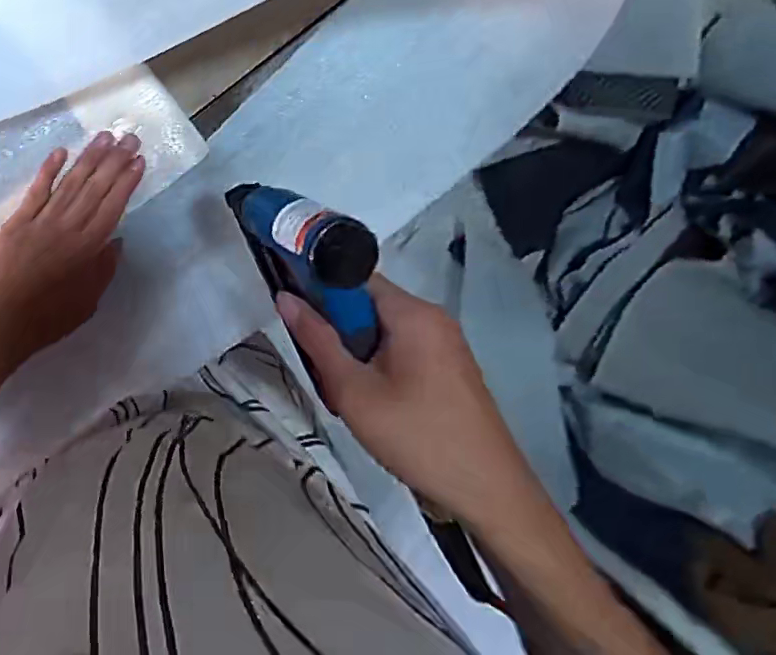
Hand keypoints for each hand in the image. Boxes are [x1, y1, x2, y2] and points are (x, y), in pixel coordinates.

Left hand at [0, 131, 144, 369]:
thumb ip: (104, 269)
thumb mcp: (88, 302)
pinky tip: (61, 151)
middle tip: (129, 138)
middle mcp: (69, 227)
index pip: (113, 205)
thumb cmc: (48, 318)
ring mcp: (42, 221)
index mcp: (88, 247)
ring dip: (89, 158)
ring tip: (104, 137)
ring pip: (71, 183)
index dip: (127, 181)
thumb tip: (117, 240)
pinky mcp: (18, 221)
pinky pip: (37, 190)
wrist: (0, 323)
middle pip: (96, 187)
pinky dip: (49, 169)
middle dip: (115, 160)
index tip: (138, 160)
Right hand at [276, 274, 529, 522]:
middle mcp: (432, 317)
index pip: (354, 277)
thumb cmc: (417, 437)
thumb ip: (317, 340)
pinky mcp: (450, 367)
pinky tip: (373, 403)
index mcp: (413, 312)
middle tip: (325, 373)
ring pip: (382, 331)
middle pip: (367, 305)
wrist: (490, 496)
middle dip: (338, 332)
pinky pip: (402, 348)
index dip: (321, 291)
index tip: (299, 319)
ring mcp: (446, 342)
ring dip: (356, 354)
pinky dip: (379, 366)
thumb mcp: (353, 391)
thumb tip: (285, 297)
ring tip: (346, 394)